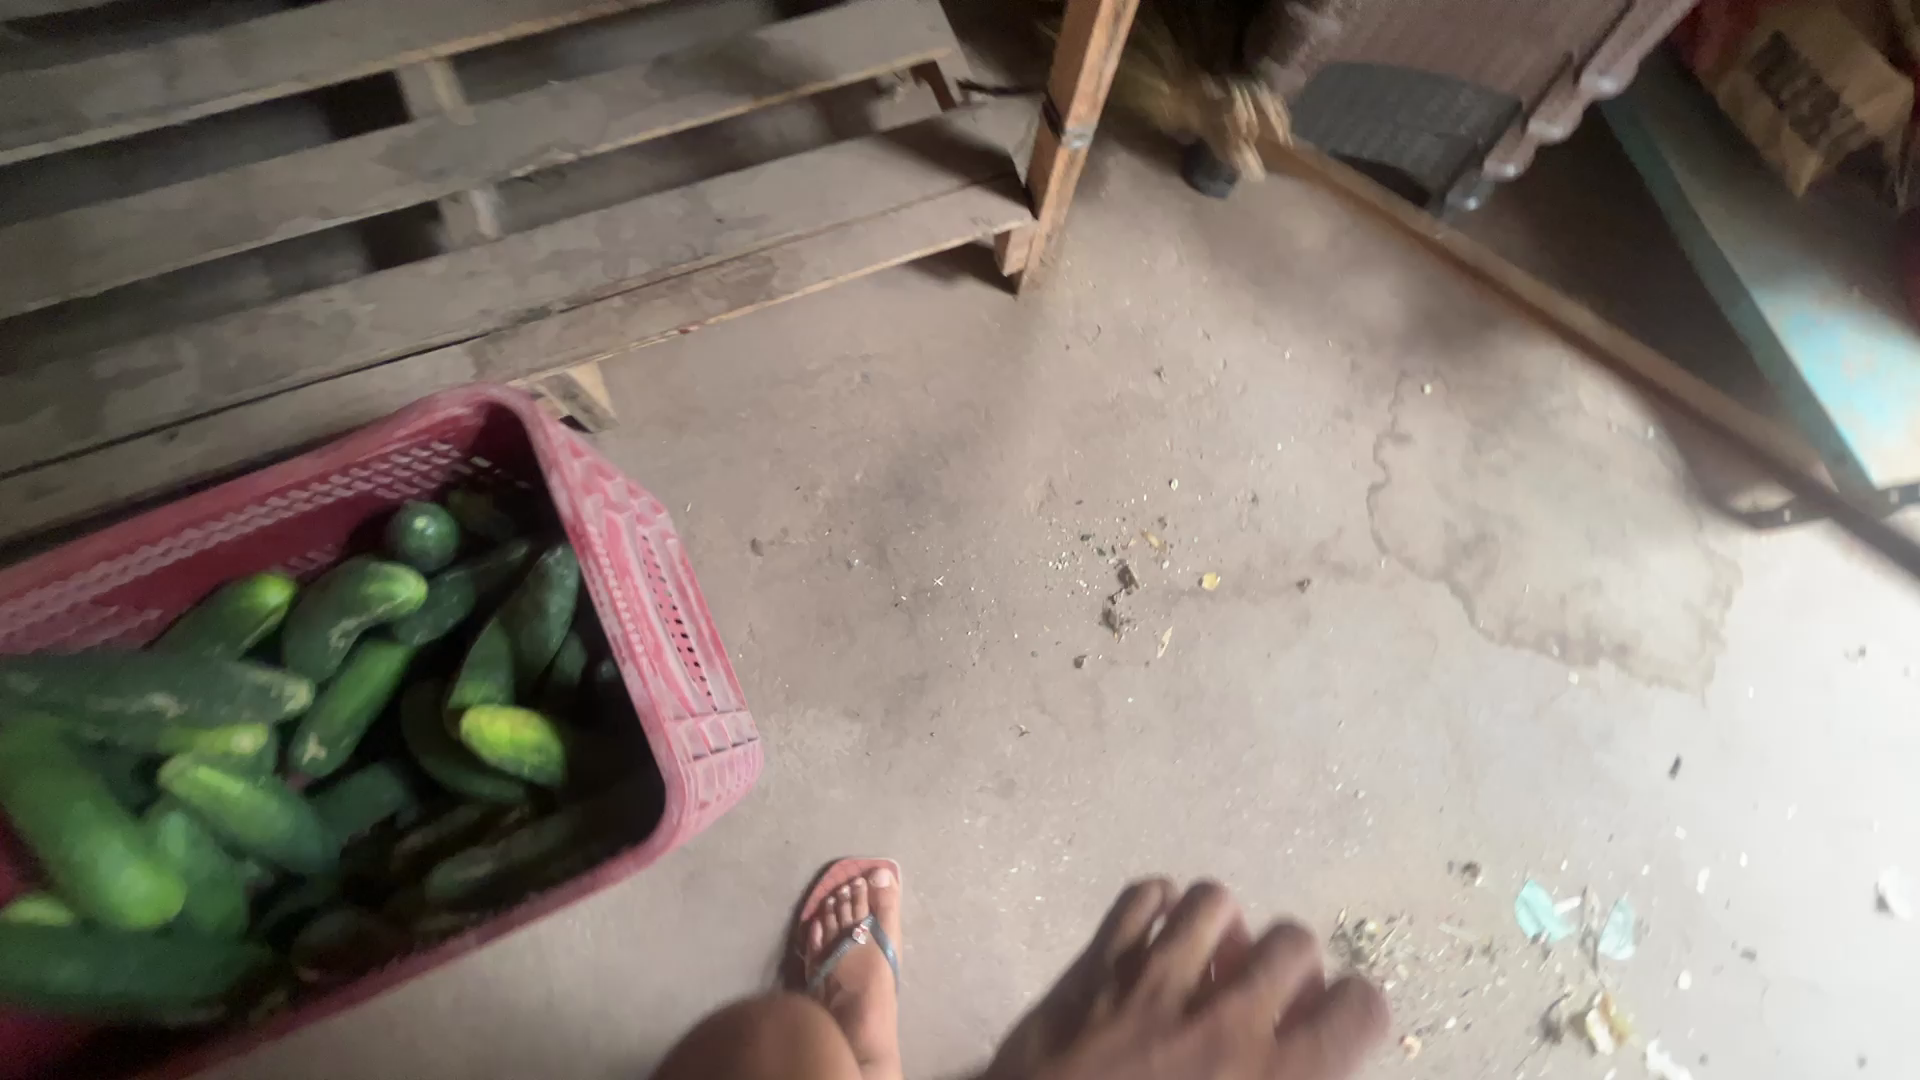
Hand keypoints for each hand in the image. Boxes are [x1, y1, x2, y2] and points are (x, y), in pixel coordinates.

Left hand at [982, 879, 1387, 1079]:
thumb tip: (1300, 1054)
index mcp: (1274, 1077)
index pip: (1356, 1009)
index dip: (1354, 1007)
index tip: (1331, 1015)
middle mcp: (1224, 1015)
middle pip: (1291, 940)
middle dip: (1290, 961)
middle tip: (1263, 987)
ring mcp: (1155, 976)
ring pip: (1213, 900)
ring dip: (1221, 925)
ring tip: (1207, 953)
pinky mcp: (1099, 957)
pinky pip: (1143, 893)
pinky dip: (1156, 903)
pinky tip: (1153, 931)